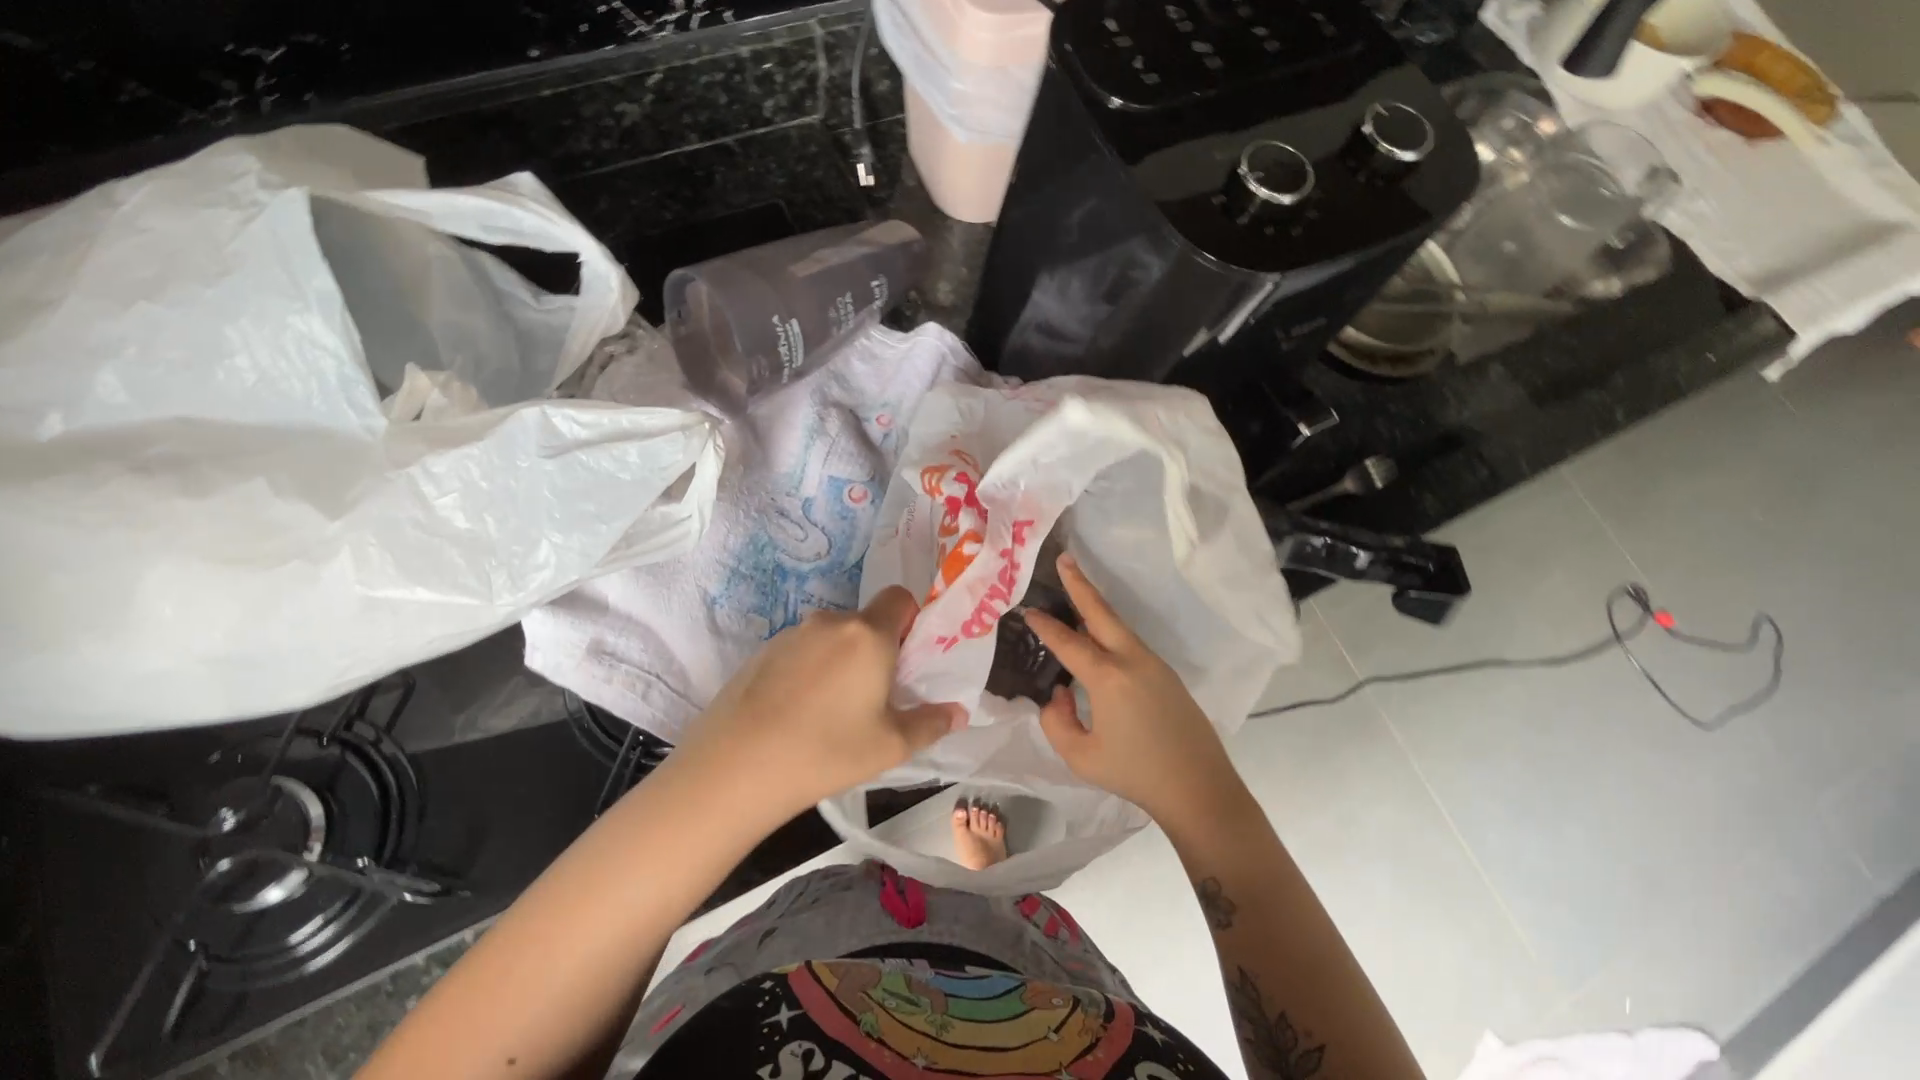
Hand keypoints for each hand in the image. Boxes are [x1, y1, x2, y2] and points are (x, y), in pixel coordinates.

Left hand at [671, 587, 968, 819]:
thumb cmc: (826, 751)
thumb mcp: (891, 745)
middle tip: (876, 697)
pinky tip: (798, 715)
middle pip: (865, 622)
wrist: (736, 766)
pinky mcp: (760, 654)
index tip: (909, 662)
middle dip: (877, 650)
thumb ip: (930, 723)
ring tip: (833, 713)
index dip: (911, 622)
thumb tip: (956, 712)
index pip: (900, 598)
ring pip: (831, 638)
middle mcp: (830, 622)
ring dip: (841, 662)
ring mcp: (790, 635)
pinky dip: (809, 672)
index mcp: (868, 634)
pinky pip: (801, 653)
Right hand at [1025, 554, 1242, 823]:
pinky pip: (1131, 644)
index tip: (1026, 610)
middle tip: (1064, 558)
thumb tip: (1059, 693)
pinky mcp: (1167, 675)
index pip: (1067, 642)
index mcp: (1108, 677)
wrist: (1198, 787)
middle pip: (1101, 612)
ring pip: (1119, 626)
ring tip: (1076, 593)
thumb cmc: (1134, 773)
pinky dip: (1110, 631)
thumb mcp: (1080, 756)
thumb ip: (1056, 721)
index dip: (1044, 625)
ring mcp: (1154, 664)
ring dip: (1096, 607)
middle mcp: (1132, 660)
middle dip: (1080, 584)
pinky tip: (1099, 639)